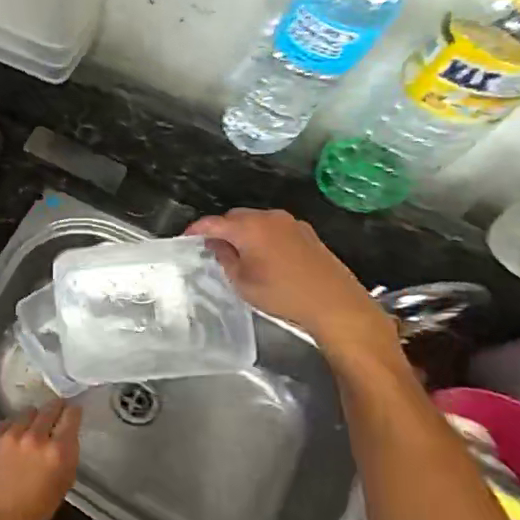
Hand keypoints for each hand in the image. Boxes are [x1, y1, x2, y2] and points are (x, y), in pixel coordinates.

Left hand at [0, 400, 80, 519]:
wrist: (5, 518)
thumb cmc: (42, 504)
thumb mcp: (67, 477)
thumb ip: (69, 449)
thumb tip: (67, 428)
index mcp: (59, 450)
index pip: (71, 414)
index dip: (74, 411)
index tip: (73, 412)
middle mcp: (36, 437)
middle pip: (51, 407)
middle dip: (56, 409)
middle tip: (56, 416)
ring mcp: (13, 435)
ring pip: (29, 411)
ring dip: (34, 419)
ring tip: (33, 431)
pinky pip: (10, 420)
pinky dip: (15, 426)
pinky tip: (16, 440)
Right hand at [186, 208, 400, 356]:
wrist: (334, 302)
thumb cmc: (282, 294)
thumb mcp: (243, 282)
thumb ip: (225, 259)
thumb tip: (218, 244)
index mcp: (249, 227)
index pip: (213, 222)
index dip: (196, 229)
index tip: (186, 238)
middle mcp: (269, 217)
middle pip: (236, 217)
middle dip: (222, 229)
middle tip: (213, 249)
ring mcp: (290, 223)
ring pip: (257, 221)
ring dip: (244, 232)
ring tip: (239, 254)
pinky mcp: (306, 232)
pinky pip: (274, 228)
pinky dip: (263, 236)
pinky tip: (265, 257)